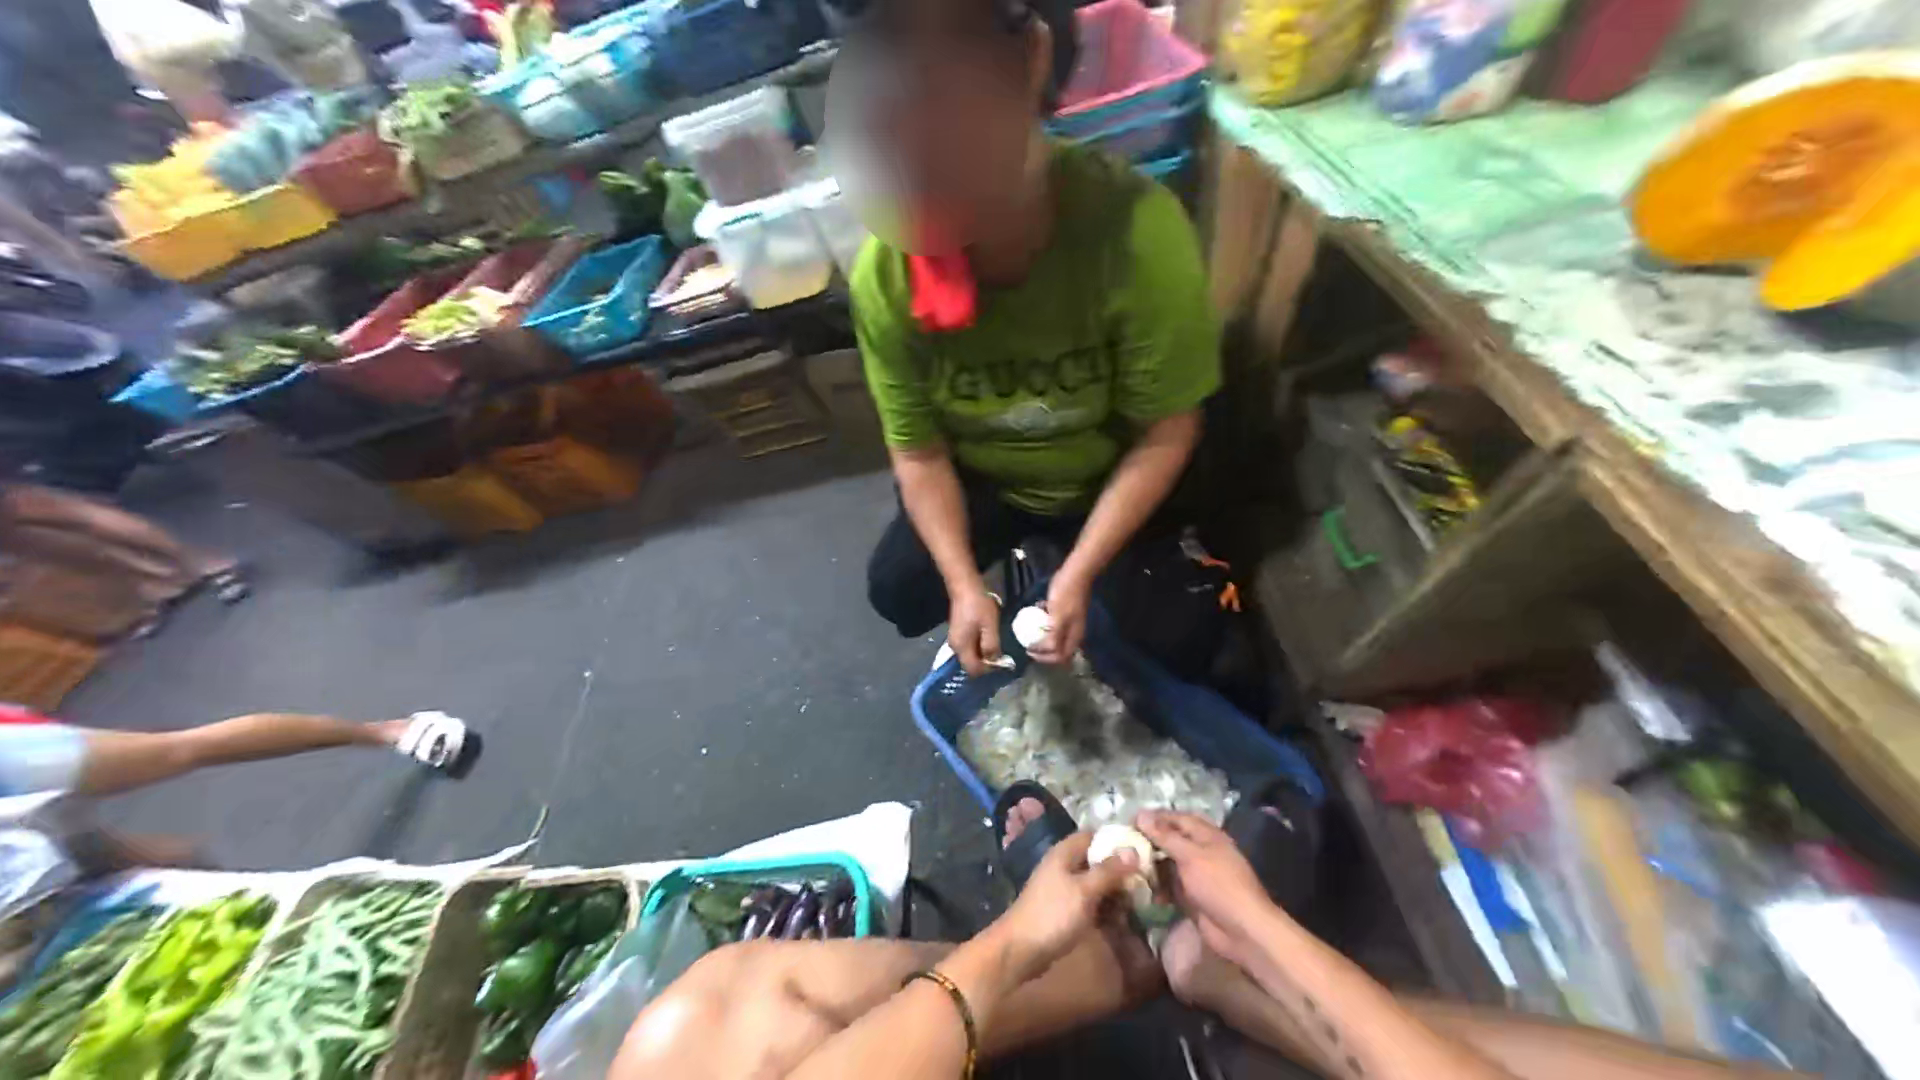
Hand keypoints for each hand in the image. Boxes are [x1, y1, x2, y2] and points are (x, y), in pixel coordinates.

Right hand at [948, 589, 1001, 675]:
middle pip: (970, 664)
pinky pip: (969, 647)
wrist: (965, 586)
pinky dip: (979, 647)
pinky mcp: (958, 633)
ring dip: (983, 654)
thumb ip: (991, 646)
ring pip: (970, 655)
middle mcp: (954, 647)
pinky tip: (988, 638)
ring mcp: (955, 639)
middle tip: (1001, 654)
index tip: (1001, 662)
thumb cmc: (978, 605)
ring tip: (996, 646)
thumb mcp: (989, 626)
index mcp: (961, 647)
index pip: (973, 670)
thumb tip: (993, 661)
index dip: (987, 670)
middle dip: (986, 663)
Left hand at [984, 830, 1139, 983]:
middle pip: (1097, 858)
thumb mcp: (1084, 891)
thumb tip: (1133, 849)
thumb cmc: (1052, 914)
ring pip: (1095, 881)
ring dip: (1115, 888)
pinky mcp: (1065, 908)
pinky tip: (1124, 915)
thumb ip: (1108, 870)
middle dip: (1120, 867)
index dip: (1117, 840)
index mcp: (1065, 852)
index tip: (1143, 850)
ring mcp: (1064, 887)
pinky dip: (1106, 904)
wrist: (1020, 950)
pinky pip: (1091, 899)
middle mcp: (1064, 864)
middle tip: (1149, 879)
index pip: (1094, 835)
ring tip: (1143, 898)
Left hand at [1028, 570, 1088, 664]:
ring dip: (1043, 638)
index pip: (1061, 657)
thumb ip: (1054, 635)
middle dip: (1043, 650)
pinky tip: (1037, 614)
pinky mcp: (1066, 612)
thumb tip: (1046, 650)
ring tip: (1030, 633)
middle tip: (1029, 645)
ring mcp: (1070, 621)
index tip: (1029, 650)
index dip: (1044, 657)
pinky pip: (1054, 624)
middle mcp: (1074, 632)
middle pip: (1059, 649)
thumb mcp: (1058, 616)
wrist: (1076, 572)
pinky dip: (1045, 623)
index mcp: (1074, 636)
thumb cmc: (1066, 594)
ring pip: (1056, 637)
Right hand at [1136, 811, 1277, 956]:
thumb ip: (1165, 835)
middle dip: (1149, 841)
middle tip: (1124, 843)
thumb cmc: (1219, 885)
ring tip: (1127, 865)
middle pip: (1170, 840)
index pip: (1175, 818)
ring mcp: (1195, 875)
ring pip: (1167, 863)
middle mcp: (1200, 851)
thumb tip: (1140, 813)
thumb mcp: (1191, 855)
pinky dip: (1156, 886)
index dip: (1153, 817)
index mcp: (1206, 835)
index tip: (1129, 820)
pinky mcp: (1190, 896)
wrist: (1244, 932)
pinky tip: (1141, 888)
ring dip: (1150, 865)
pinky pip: (1169, 886)